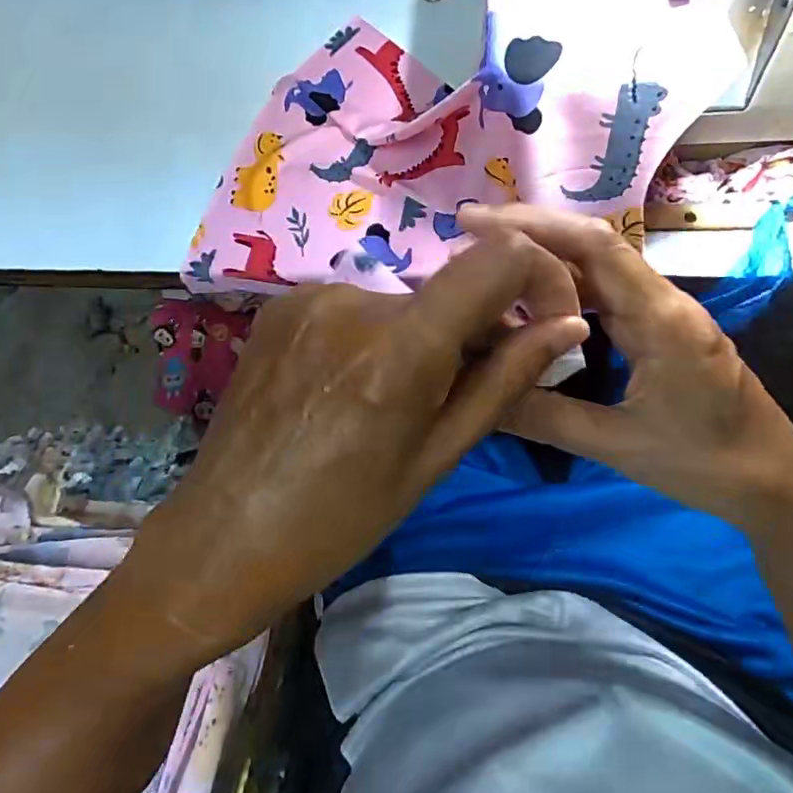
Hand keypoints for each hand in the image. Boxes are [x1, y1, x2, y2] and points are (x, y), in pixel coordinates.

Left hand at [124, 230, 588, 659]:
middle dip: (470, 329)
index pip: (496, 259)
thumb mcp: (435, 456)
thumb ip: (504, 381)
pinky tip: (344, 390)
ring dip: (415, 338)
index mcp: (399, 345)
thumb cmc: (341, 517)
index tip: (539, 321)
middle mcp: (351, 299)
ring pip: (398, 303)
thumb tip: (568, 326)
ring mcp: (306, 297)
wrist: (224, 533)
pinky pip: (351, 309)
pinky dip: (370, 337)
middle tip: (456, 392)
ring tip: (387, 402)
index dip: (535, 277)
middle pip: (445, 290)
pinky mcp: (278, 305)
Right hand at [457, 204, 792, 521]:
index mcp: (660, 320)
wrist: (774, 484)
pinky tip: (530, 297)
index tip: (474, 222)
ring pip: (598, 267)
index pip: (593, 247)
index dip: (532, 225)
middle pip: (593, 246)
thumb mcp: (617, 446)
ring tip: (488, 259)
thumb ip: (544, 417)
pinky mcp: (662, 328)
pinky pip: (606, 293)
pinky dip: (563, 285)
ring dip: (544, 256)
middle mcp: (664, 302)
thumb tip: (475, 395)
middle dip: (530, 232)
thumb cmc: (704, 465)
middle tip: (466, 235)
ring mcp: (666, 313)